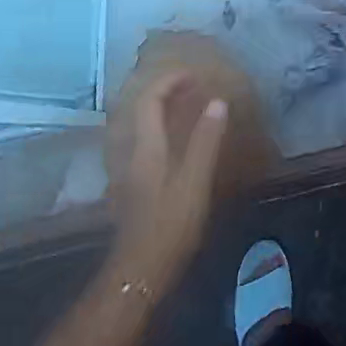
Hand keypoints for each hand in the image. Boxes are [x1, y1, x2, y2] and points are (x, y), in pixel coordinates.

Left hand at [104, 72, 227, 292]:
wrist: (140, 270)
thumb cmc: (169, 225)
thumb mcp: (194, 182)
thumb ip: (205, 141)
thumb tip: (217, 102)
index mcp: (145, 147)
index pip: (149, 100)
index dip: (169, 81)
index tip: (193, 74)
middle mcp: (131, 152)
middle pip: (139, 109)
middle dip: (162, 90)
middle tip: (191, 86)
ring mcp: (128, 170)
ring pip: (139, 126)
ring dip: (159, 109)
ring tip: (185, 106)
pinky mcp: (132, 185)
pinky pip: (143, 141)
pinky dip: (159, 128)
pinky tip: (175, 140)